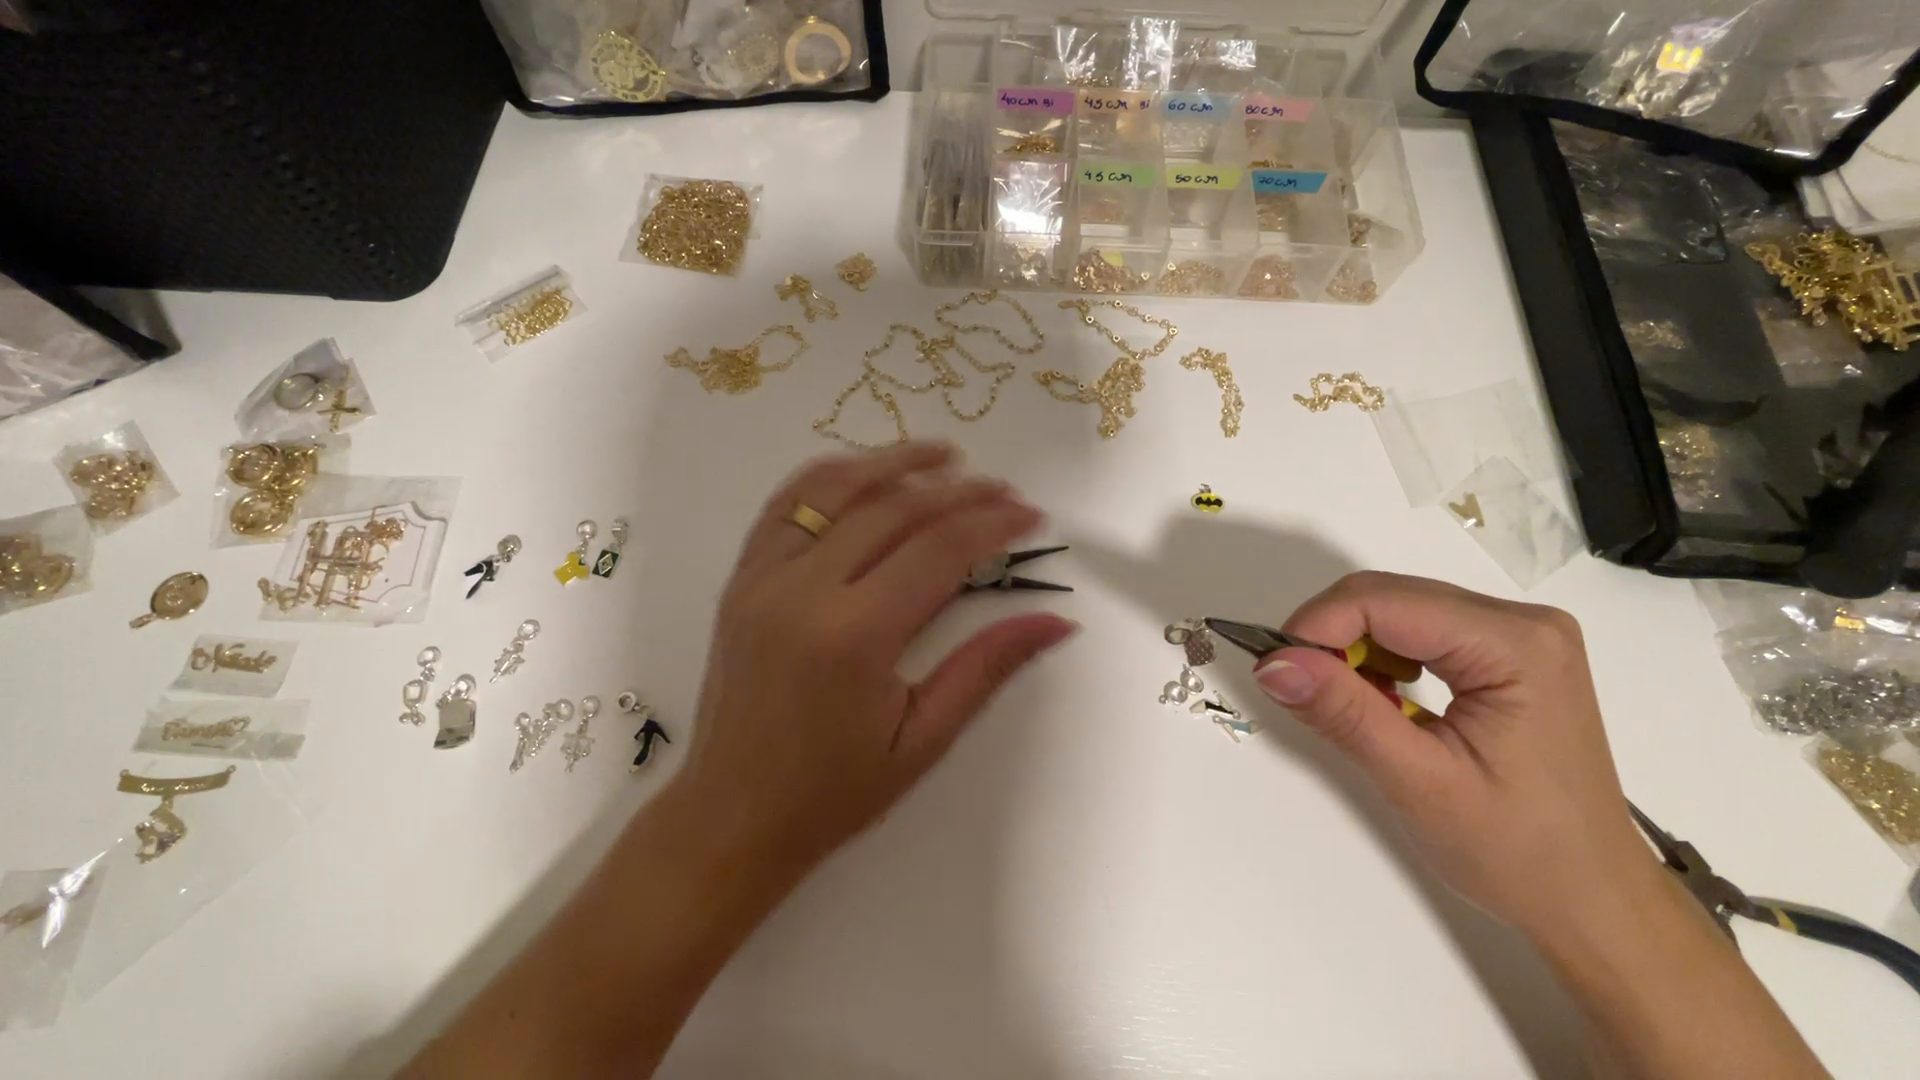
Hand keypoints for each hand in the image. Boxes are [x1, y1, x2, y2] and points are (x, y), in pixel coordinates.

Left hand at [680, 442, 1076, 874]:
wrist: (731, 817)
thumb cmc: (833, 793)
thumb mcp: (923, 739)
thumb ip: (987, 667)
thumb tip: (1056, 620)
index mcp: (854, 637)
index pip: (938, 551)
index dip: (992, 524)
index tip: (1031, 515)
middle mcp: (803, 592)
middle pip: (893, 510)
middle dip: (957, 492)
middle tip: (1003, 489)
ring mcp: (761, 580)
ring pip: (832, 491)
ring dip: (891, 463)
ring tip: (943, 454)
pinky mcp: (739, 582)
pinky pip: (784, 507)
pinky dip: (827, 478)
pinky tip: (863, 472)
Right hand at [1251, 572, 1657, 935]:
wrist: (1591, 901)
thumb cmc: (1516, 852)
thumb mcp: (1419, 782)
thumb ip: (1345, 714)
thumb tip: (1272, 662)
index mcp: (1515, 645)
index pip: (1384, 600)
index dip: (1316, 626)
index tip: (1274, 672)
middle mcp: (1523, 622)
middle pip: (1390, 596)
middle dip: (1331, 637)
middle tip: (1301, 694)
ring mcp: (1520, 636)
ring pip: (1400, 610)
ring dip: (1354, 648)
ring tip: (1350, 709)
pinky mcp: (1509, 655)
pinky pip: (1421, 631)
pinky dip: (1382, 658)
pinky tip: (1385, 702)